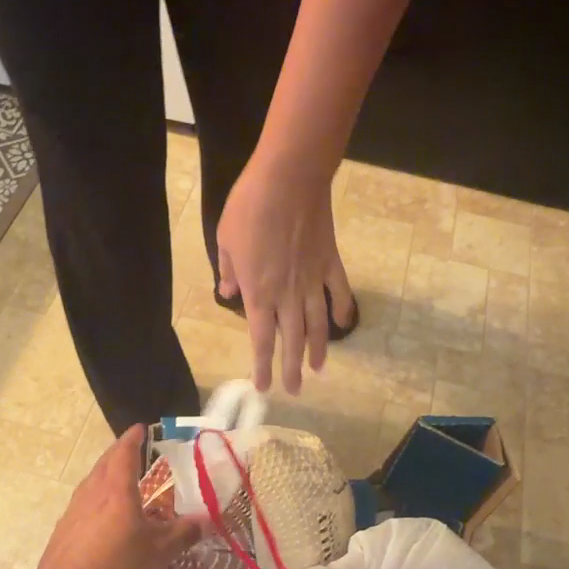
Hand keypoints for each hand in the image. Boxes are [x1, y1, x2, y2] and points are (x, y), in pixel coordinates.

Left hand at [32, 426, 206, 568]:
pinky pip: (83, 506)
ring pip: (91, 484)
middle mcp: (91, 493)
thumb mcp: (160, 553)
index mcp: (116, 490)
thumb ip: (184, 533)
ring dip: (106, 477)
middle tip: (133, 450)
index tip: (140, 428)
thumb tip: (206, 521)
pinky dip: (97, 502)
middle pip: (104, 464)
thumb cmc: (117, 568)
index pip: (124, 452)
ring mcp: (73, 512)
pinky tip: (105, 520)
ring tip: (121, 483)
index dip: (133, 438)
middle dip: (119, 454)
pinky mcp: (63, 532)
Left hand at [215, 153, 355, 393]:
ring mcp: (313, 280)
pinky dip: (343, 311)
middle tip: (292, 390)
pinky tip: (344, 325)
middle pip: (292, 340)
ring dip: (317, 349)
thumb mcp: (225, 239)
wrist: (288, 179)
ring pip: (317, 325)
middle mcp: (288, 295)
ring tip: (316, 369)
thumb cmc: (249, 207)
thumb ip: (229, 270)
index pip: (260, 339)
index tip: (263, 386)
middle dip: (291, 368)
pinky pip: (340, 293)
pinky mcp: (330, 262)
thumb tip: (229, 291)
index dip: (262, 365)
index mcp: (259, 292)